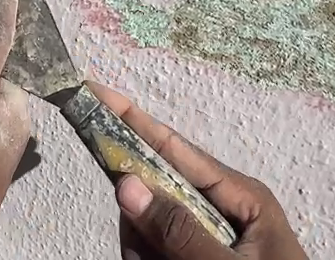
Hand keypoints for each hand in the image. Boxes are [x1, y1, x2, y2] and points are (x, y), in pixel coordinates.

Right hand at [91, 84, 308, 259]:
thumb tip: (126, 182)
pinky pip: (155, 248)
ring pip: (148, 224)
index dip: (131, 117)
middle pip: (154, 188)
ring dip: (144, 252)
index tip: (92, 90)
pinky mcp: (199, 256)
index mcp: (242, 196)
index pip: (174, 145)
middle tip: (142, 257)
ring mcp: (209, 235)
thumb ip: (180, 232)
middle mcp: (223, 207)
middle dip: (138, 223)